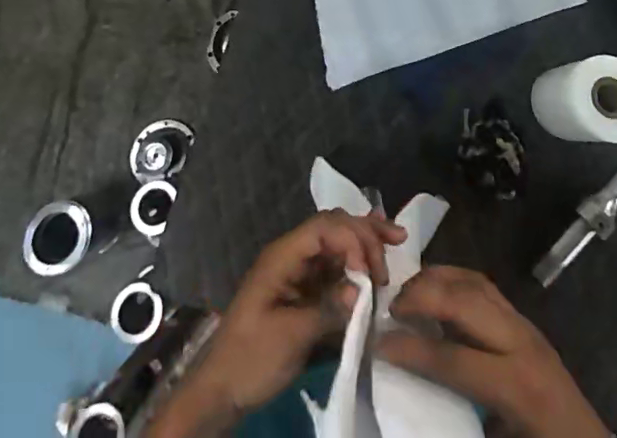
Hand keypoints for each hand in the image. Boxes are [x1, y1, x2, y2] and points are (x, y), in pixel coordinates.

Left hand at [148, 211, 406, 437]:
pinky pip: (336, 265)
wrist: (220, 390)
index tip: (370, 272)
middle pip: (333, 226)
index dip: (352, 239)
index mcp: (282, 256)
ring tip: (396, 239)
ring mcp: (299, 271)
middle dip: (365, 232)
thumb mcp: (290, 336)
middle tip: (396, 245)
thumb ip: (328, 308)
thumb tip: (362, 290)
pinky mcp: (305, 290)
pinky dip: (358, 260)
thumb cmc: (250, 358)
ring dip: (366, 240)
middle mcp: (292, 255)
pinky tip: (376, 258)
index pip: (324, 227)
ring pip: (338, 241)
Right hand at [378, 267, 608, 437]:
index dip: (412, 351)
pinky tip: (436, 288)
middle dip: (423, 296)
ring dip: (438, 279)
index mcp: (517, 386)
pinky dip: (455, 280)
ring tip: (408, 291)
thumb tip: (409, 387)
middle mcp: (523, 344)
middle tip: (390, 307)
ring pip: (477, 284)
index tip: (379, 345)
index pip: (453, 359)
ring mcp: (527, 326)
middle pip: (466, 302)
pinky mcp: (525, 320)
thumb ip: (454, 409)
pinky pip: (486, 287)